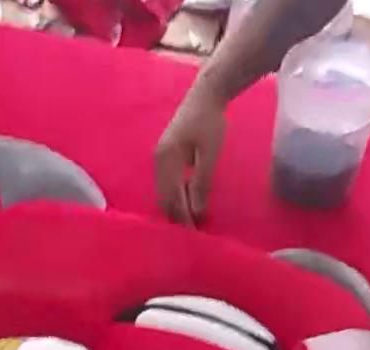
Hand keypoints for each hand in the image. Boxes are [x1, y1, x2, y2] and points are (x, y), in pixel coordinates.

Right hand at [154, 89, 225, 224]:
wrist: (205, 95)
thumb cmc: (210, 123)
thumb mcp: (210, 155)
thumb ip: (202, 183)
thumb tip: (197, 212)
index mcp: (167, 159)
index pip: (172, 198)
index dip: (183, 218)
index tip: (194, 234)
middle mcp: (159, 160)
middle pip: (164, 199)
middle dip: (177, 217)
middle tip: (193, 234)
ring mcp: (159, 158)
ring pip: (163, 193)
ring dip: (175, 209)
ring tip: (191, 223)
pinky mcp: (164, 156)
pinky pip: (166, 184)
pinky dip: (175, 197)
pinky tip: (187, 205)